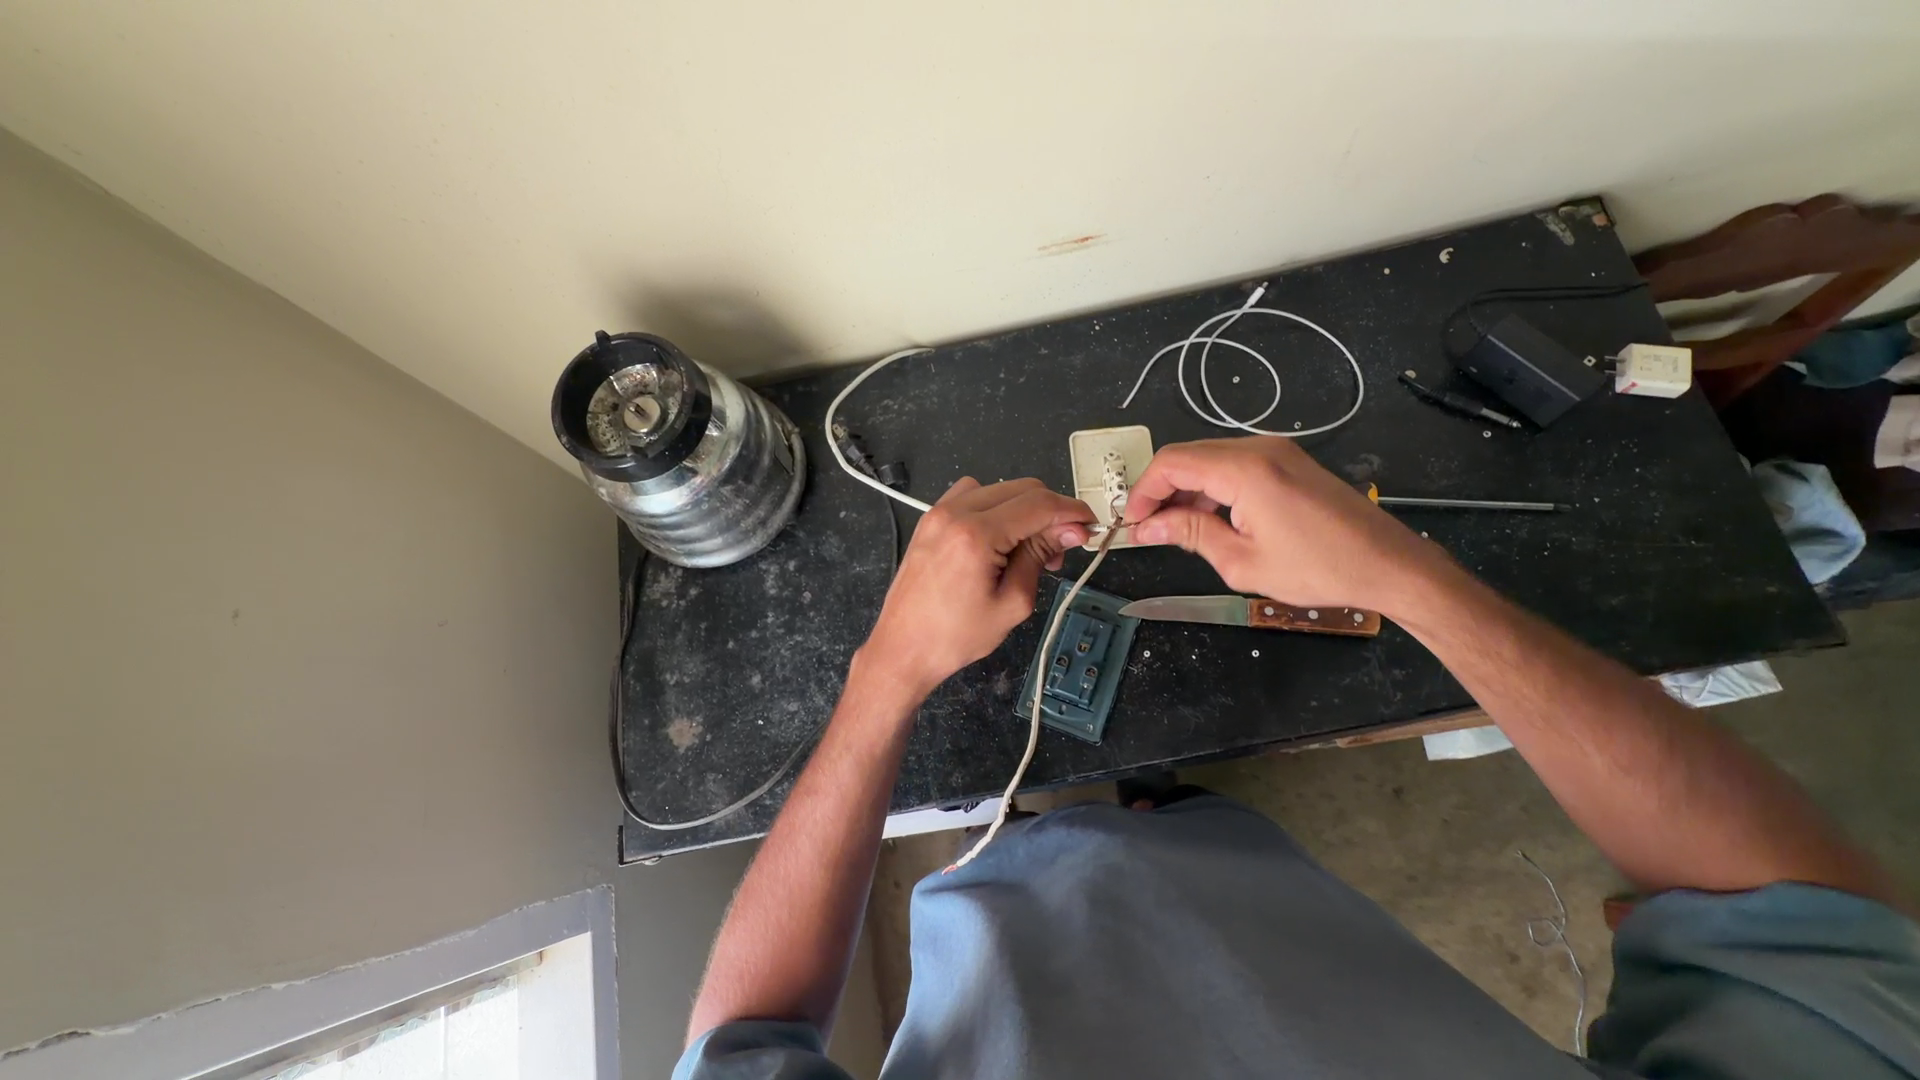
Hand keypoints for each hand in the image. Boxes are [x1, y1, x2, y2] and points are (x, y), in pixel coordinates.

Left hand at [862, 478, 1094, 694]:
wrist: (902, 648)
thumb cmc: (956, 637)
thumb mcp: (1012, 602)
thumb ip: (1041, 556)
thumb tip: (1070, 529)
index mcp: (976, 534)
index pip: (1039, 504)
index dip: (1072, 511)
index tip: (1090, 526)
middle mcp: (955, 512)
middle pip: (1021, 488)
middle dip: (1051, 512)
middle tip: (1062, 549)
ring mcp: (938, 512)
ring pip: (998, 488)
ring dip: (1024, 509)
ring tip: (1030, 549)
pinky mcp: (930, 520)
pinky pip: (972, 496)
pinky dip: (996, 508)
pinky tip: (1000, 538)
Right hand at [1126, 437, 1454, 614]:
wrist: (1387, 563)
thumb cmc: (1316, 569)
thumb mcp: (1241, 561)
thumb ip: (1190, 533)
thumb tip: (1148, 527)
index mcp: (1245, 469)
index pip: (1172, 463)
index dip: (1144, 490)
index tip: (1131, 522)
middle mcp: (1259, 448)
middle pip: (1188, 456)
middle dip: (1161, 490)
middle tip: (1147, 528)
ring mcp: (1277, 450)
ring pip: (1210, 459)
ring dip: (1186, 490)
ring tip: (1175, 529)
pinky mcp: (1289, 461)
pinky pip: (1235, 465)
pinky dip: (1213, 487)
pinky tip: (1210, 519)